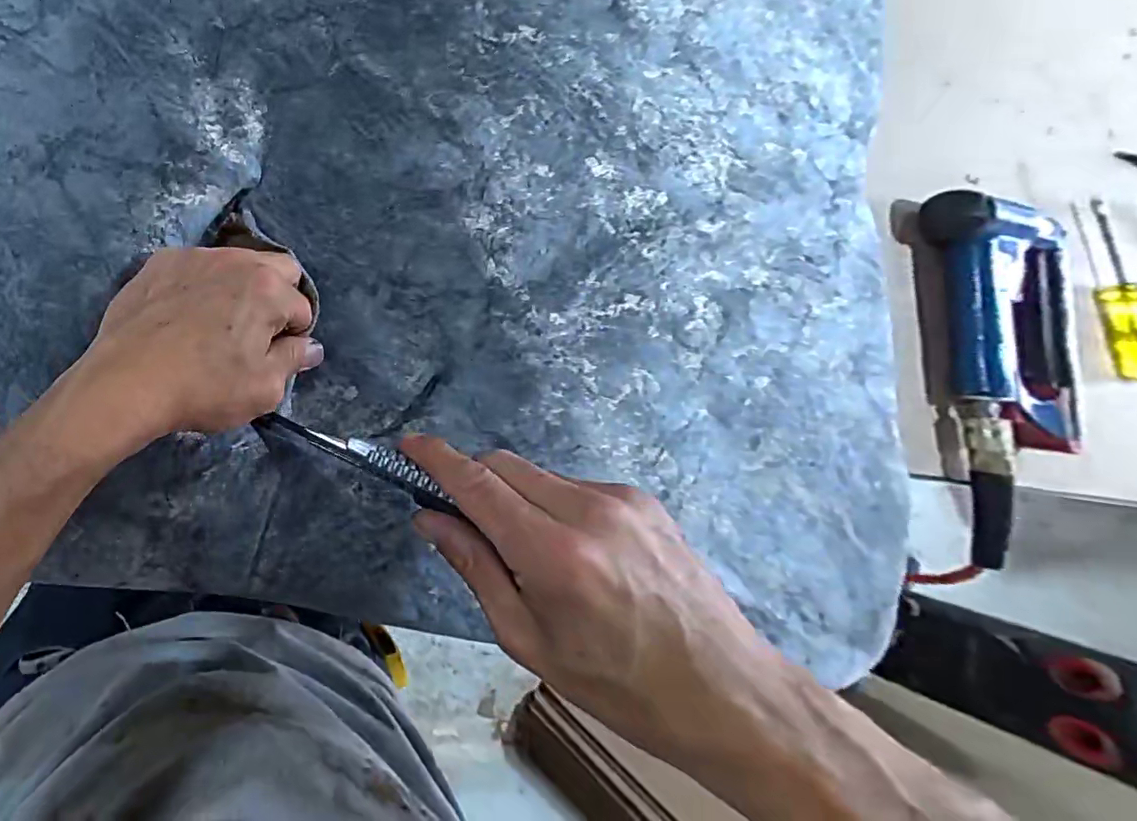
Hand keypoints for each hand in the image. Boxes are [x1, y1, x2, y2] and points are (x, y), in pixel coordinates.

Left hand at [66, 247, 321, 446]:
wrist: (125, 383)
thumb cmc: (204, 388)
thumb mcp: (264, 388)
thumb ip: (294, 361)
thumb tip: (311, 346)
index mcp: (268, 288)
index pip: (302, 308)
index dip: (293, 336)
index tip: (273, 356)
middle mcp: (236, 260)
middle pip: (278, 269)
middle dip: (278, 297)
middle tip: (254, 333)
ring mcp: (194, 256)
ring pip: (235, 263)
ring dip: (239, 286)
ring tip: (215, 322)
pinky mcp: (159, 262)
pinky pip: (195, 267)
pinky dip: (199, 284)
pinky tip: (182, 314)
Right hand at [403, 435, 795, 766]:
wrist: (727, 692)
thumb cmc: (617, 685)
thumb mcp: (529, 641)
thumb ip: (474, 568)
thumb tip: (429, 519)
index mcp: (555, 555)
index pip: (478, 484)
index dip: (437, 459)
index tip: (408, 445)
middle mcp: (588, 511)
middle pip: (504, 465)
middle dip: (474, 480)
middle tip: (464, 520)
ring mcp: (620, 498)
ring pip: (538, 474)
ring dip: (515, 496)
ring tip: (533, 553)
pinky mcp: (642, 497)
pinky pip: (573, 485)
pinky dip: (553, 504)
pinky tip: (575, 551)